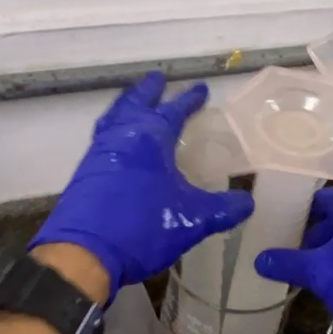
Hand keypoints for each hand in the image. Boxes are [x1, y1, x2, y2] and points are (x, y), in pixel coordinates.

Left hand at [31, 73, 254, 297]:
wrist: (84, 254)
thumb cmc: (143, 228)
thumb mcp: (192, 220)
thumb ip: (222, 209)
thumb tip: (248, 202)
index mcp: (150, 139)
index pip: (173, 110)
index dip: (189, 100)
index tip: (200, 88)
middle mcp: (122, 137)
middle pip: (135, 103)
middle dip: (149, 90)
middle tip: (157, 78)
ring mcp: (99, 153)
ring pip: (114, 117)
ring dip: (127, 105)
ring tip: (135, 102)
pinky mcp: (85, 173)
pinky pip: (104, 137)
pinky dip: (115, 127)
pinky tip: (121, 141)